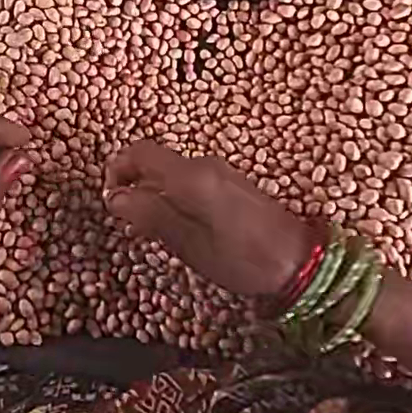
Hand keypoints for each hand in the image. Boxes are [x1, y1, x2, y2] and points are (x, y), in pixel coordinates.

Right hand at [102, 142, 314, 298]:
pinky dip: (172, 197)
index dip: (117, 170)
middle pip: (153, 161)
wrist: (300, 261)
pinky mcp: (229, 185)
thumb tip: (116, 197)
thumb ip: (152, 216)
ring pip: (170, 173)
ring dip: (152, 193)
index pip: (139, 152)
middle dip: (133, 185)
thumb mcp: (190, 244)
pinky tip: (177, 227)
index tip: (112, 201)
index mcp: (191, 176)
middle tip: (128, 222)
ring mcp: (219, 173)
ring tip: (151, 230)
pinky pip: (188, 182)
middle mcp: (204, 166)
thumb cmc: (244, 259)